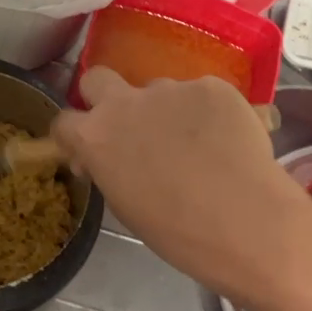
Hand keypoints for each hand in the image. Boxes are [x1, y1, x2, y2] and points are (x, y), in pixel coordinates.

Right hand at [51, 69, 311, 297]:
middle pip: (97, 79)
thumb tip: (110, 158)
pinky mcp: (213, 86)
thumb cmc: (179, 231)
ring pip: (158, 91)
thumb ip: (109, 168)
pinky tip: (226, 140)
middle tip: (128, 125)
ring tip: (198, 144)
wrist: (247, 223)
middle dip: (104, 96)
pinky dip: (208, 113)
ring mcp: (170, 89)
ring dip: (167, 111)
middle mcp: (125, 103)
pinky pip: (201, 95)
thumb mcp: (125, 205)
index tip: (86, 150)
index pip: (64, 121)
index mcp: (95, 137)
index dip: (73, 135)